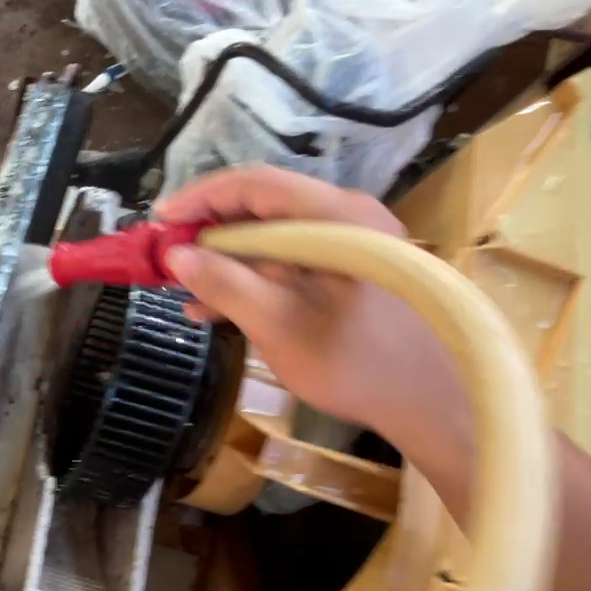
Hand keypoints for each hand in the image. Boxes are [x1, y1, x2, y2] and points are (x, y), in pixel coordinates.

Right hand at [153, 165, 465, 450]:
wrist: (431, 405)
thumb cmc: (358, 364)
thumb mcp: (279, 325)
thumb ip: (226, 284)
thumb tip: (176, 255)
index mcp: (338, 217)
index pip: (256, 185)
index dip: (200, 197)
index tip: (158, 220)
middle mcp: (347, 217)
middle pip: (261, 208)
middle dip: (207, 233)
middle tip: (165, 257)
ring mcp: (350, 244)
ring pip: (270, 238)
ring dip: (223, 262)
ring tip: (181, 290)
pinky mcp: (348, 272)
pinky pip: (287, 262)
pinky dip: (250, 280)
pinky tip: (214, 308)